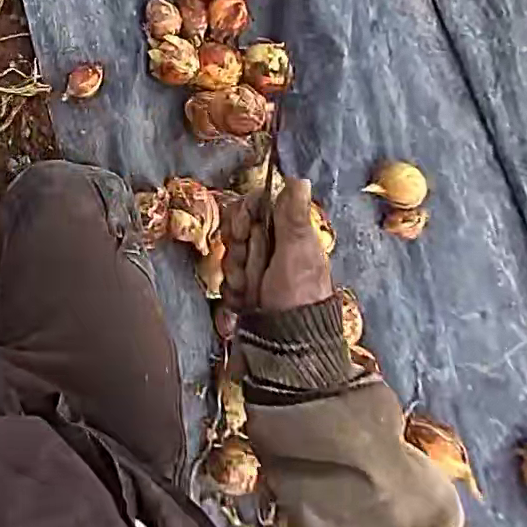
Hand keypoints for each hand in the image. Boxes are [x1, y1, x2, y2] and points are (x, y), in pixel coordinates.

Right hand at [221, 177, 331, 312]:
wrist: (288, 348)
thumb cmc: (298, 296)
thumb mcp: (297, 253)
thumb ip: (293, 216)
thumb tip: (300, 178)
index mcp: (289, 230)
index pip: (253, 204)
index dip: (242, 215)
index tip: (243, 232)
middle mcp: (272, 244)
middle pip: (237, 227)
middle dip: (239, 250)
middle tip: (251, 269)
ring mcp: (258, 267)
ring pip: (229, 253)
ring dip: (236, 274)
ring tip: (252, 291)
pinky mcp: (246, 287)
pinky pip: (226, 277)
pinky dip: (234, 291)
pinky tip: (246, 301)